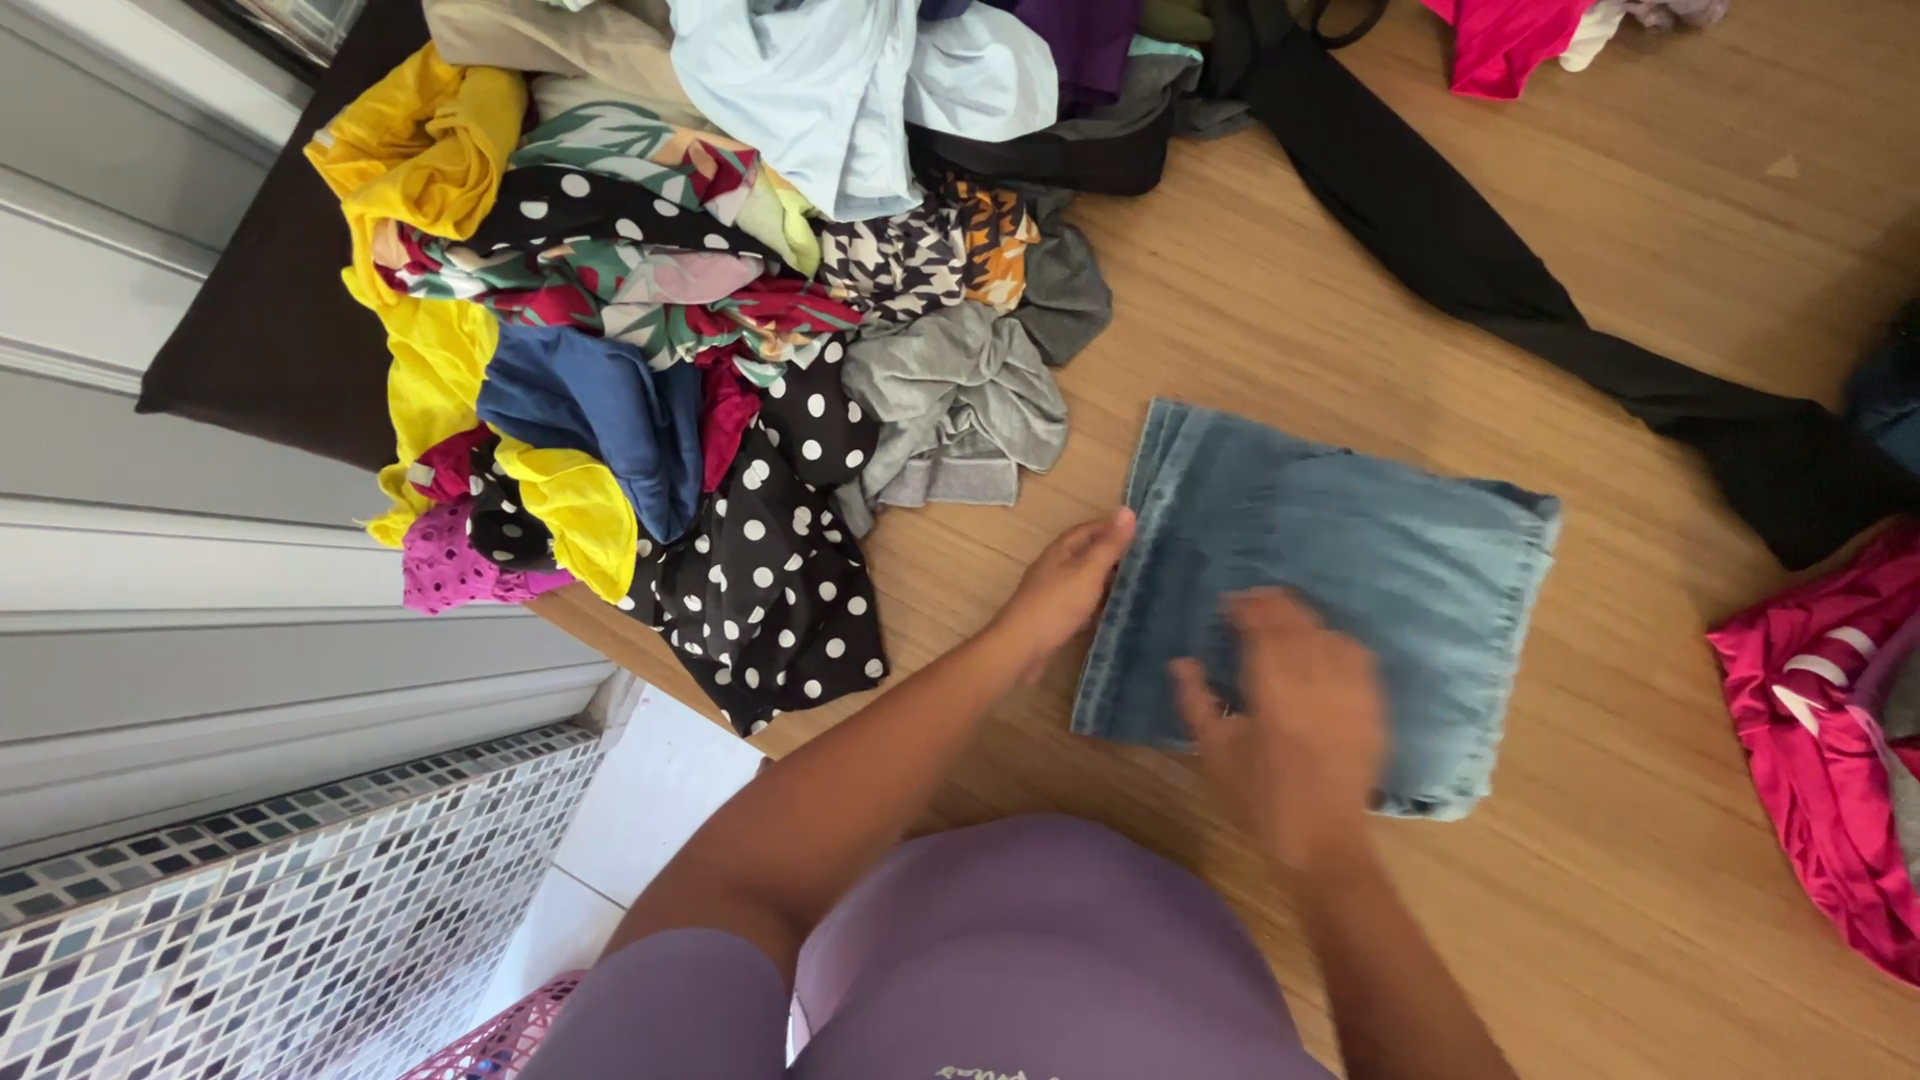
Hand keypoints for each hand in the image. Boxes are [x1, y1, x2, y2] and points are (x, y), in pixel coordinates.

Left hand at [985, 508, 1136, 682]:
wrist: (1021, 648)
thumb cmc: (1056, 604)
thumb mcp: (1088, 570)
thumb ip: (1108, 545)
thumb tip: (1127, 510)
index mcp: (1059, 551)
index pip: (1087, 530)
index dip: (1110, 527)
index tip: (1139, 531)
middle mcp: (1053, 568)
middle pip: (1084, 554)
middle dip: (1111, 554)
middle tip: (1143, 560)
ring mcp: (1051, 593)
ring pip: (1082, 580)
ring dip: (1104, 580)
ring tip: (1135, 584)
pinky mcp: (1052, 617)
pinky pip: (1079, 604)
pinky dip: (1096, 604)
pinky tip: (1111, 612)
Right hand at [1170, 588, 1386, 881]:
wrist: (1322, 841)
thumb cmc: (1259, 798)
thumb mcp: (1214, 751)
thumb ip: (1195, 701)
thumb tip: (1181, 661)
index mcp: (1274, 694)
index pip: (1263, 631)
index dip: (1246, 609)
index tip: (1228, 603)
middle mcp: (1316, 684)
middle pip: (1298, 625)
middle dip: (1273, 604)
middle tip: (1250, 599)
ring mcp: (1350, 695)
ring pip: (1329, 635)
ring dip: (1304, 618)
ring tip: (1282, 615)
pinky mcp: (1372, 708)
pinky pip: (1358, 657)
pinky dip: (1336, 639)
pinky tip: (1322, 641)